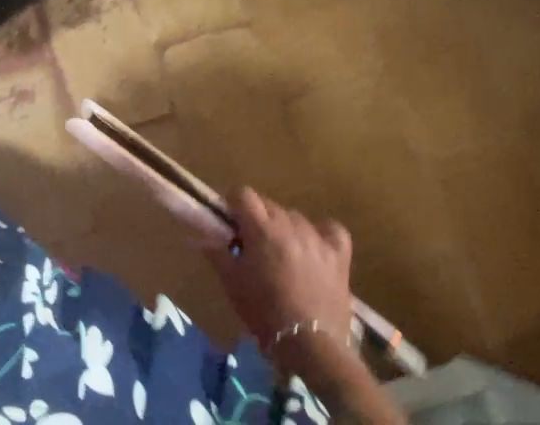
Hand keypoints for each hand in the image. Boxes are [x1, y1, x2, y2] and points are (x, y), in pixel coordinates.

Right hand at [201, 187, 354, 371]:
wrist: (310, 345)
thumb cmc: (263, 310)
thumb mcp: (231, 281)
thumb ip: (215, 252)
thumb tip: (199, 235)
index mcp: (261, 228)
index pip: (243, 193)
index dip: (233, 204)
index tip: (229, 222)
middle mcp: (290, 226)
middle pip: (269, 204)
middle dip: (257, 217)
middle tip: (251, 243)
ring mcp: (317, 240)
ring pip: (296, 217)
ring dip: (285, 227)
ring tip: (281, 251)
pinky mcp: (339, 257)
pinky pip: (332, 231)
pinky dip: (321, 234)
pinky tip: (313, 246)